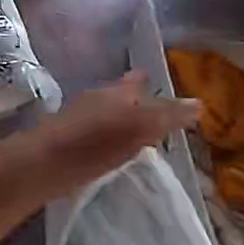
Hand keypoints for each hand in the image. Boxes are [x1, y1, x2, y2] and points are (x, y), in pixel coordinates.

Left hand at [14, 72, 198, 196]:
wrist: (44, 164)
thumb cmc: (95, 140)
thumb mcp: (139, 126)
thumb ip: (168, 115)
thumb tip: (199, 103)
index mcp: (115, 92)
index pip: (136, 80)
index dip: (149, 80)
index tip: (160, 81)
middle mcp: (96, 100)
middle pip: (120, 95)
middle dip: (136, 100)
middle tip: (155, 110)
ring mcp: (79, 120)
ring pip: (107, 113)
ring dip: (121, 119)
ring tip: (138, 133)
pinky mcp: (68, 143)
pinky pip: (96, 134)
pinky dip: (109, 138)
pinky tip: (114, 152)